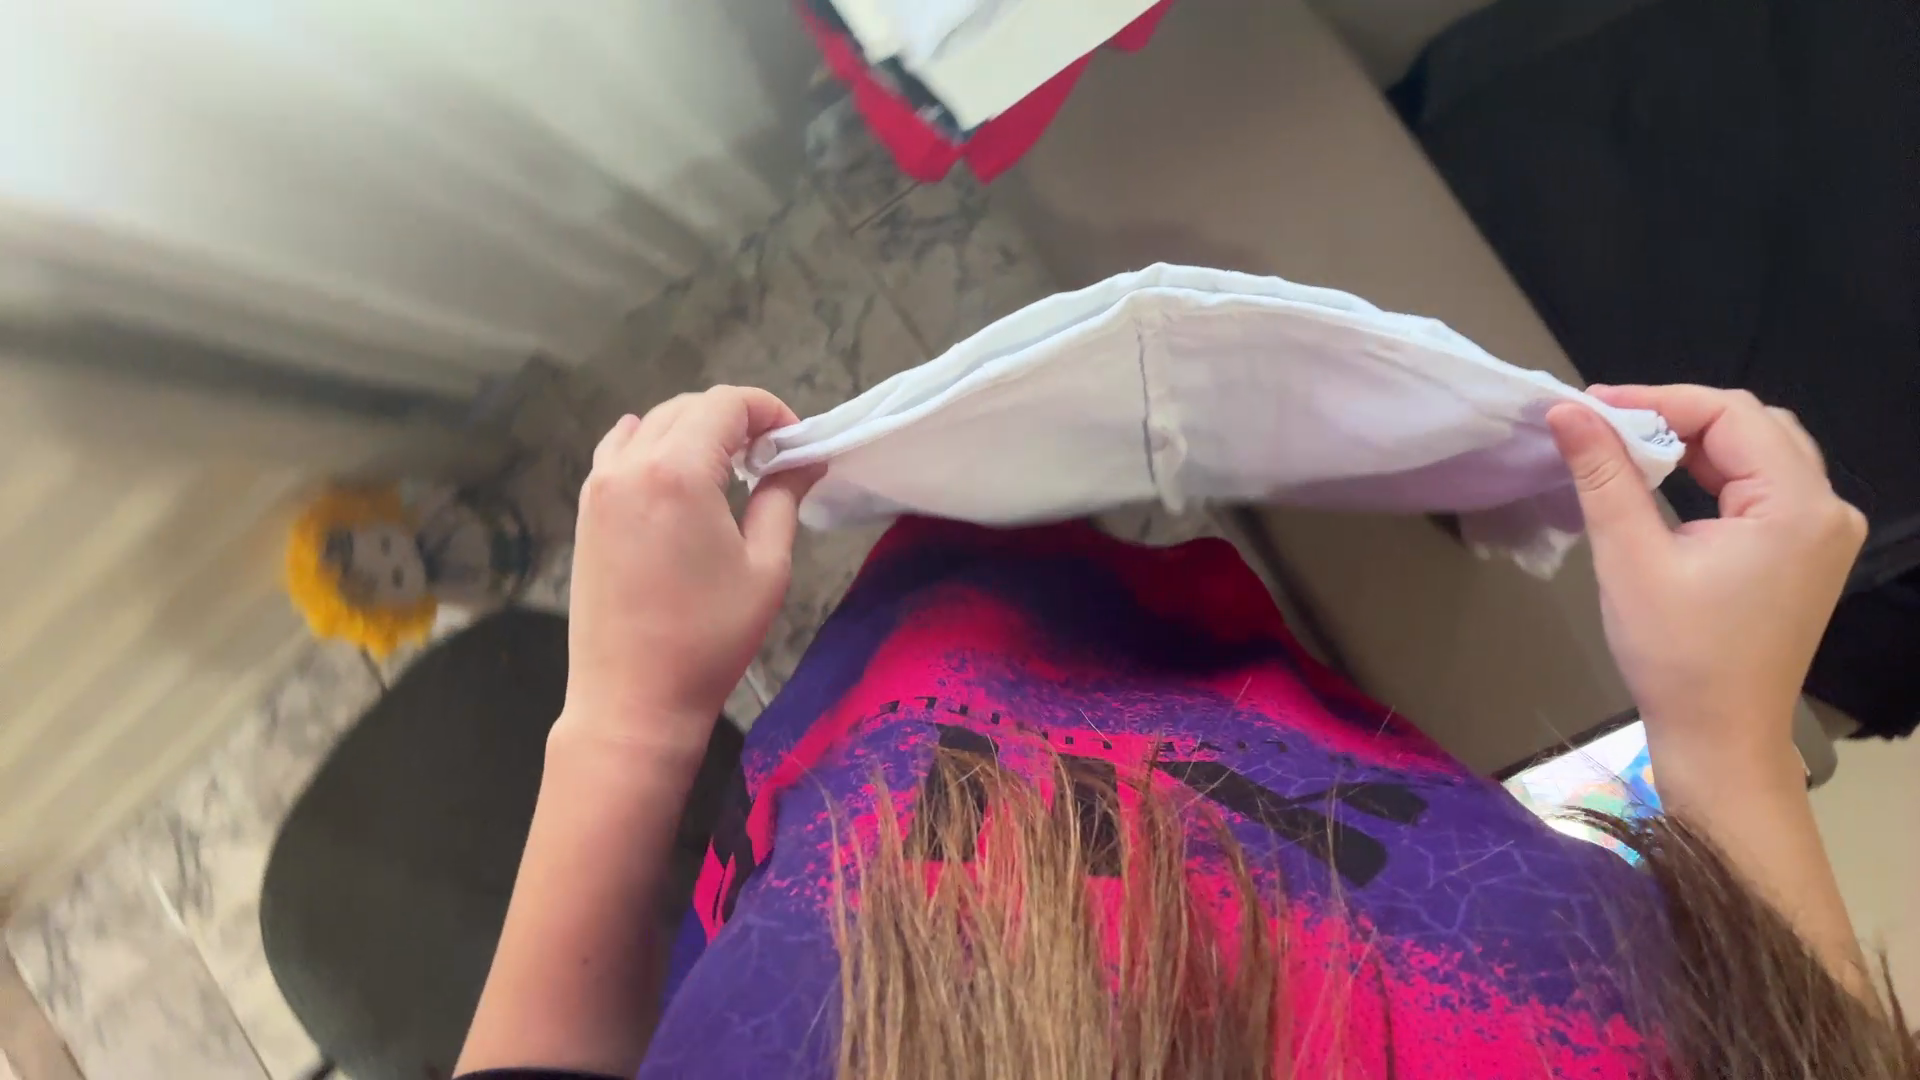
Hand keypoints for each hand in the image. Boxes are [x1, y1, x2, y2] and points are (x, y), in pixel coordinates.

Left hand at [556, 387, 817, 756]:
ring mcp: (599, 486)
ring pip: (653, 425)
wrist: (634, 698)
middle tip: (772, 457)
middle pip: (689, 408)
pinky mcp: (587, 511)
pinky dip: (653, 445)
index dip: (769, 410)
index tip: (796, 442)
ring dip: (697, 431)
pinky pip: (619, 451)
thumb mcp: (766, 567)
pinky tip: (675, 469)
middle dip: (737, 419)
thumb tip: (805, 461)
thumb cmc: (711, 637)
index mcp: (678, 473)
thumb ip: (783, 499)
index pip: (725, 404)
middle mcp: (630, 466)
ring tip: (730, 467)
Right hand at [1547, 385, 1866, 770]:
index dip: (1658, 398)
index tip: (1588, 406)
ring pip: (1758, 454)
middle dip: (1673, 414)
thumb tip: (1567, 413)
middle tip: (1599, 424)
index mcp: (1795, 506)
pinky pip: (1758, 487)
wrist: (1716, 727)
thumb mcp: (1628, 555)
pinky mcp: (1799, 552)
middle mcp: (1825, 509)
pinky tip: (1661, 483)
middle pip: (1754, 427)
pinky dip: (1706, 473)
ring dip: (1690, 442)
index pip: (1733, 415)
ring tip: (1620, 448)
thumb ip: (1602, 475)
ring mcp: (1819, 532)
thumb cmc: (1672, 646)